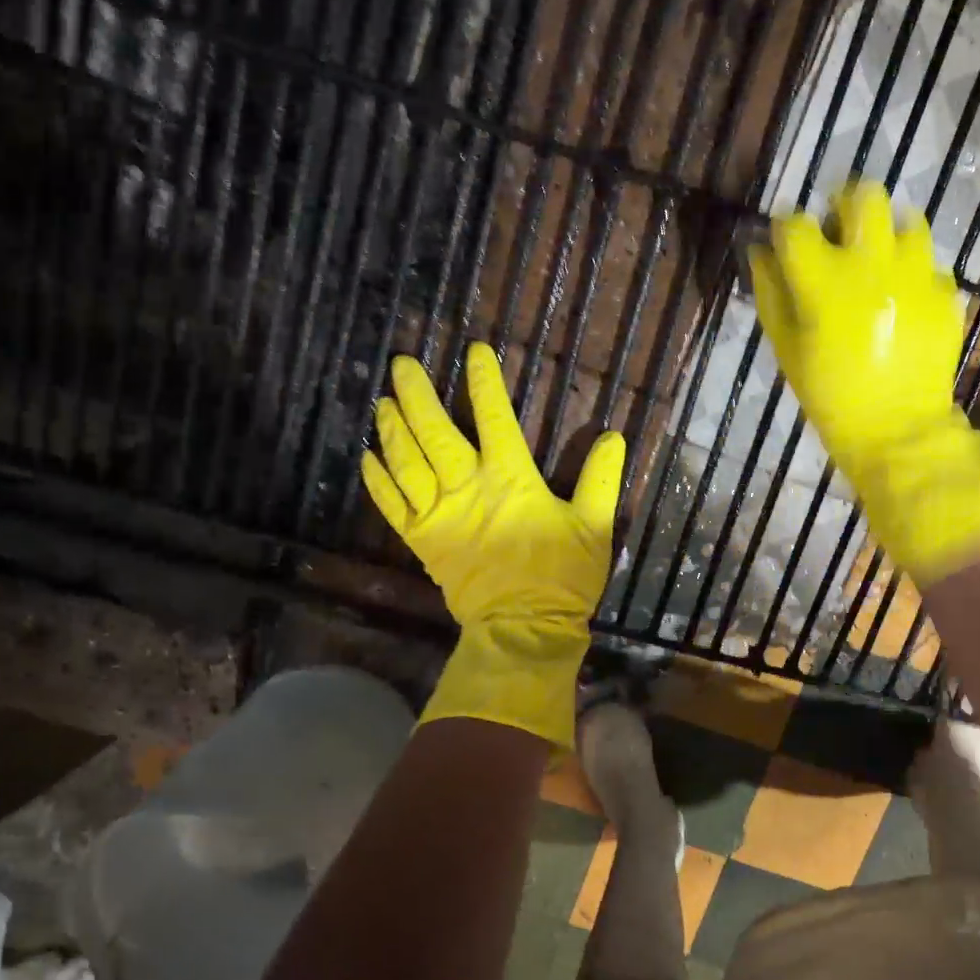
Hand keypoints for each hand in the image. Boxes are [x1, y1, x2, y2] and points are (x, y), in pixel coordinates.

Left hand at [362, 341, 624, 749]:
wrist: (523, 629)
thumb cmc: (562, 577)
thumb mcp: (594, 526)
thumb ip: (600, 479)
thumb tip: (612, 437)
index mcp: (511, 479)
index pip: (494, 418)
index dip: (484, 382)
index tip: (474, 351)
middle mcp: (467, 488)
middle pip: (434, 432)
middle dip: (417, 394)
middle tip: (402, 363)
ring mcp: (438, 515)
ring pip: (406, 462)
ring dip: (392, 428)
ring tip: (382, 400)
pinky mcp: (422, 541)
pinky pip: (391, 505)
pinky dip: (377, 478)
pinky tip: (367, 456)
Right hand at [750, 180, 979, 582]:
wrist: (897, 433)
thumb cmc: (830, 396)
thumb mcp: (785, 348)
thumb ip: (770, 293)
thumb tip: (762, 251)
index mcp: (824, 280)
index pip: (796, 223)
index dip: (787, 228)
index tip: (788, 243)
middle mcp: (873, 264)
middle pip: (863, 197)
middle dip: (845, 207)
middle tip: (840, 234)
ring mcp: (916, 276)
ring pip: (908, 220)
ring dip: (887, 234)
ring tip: (878, 262)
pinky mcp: (945, 295)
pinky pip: (929, 264)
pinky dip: (913, 272)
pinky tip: (902, 298)